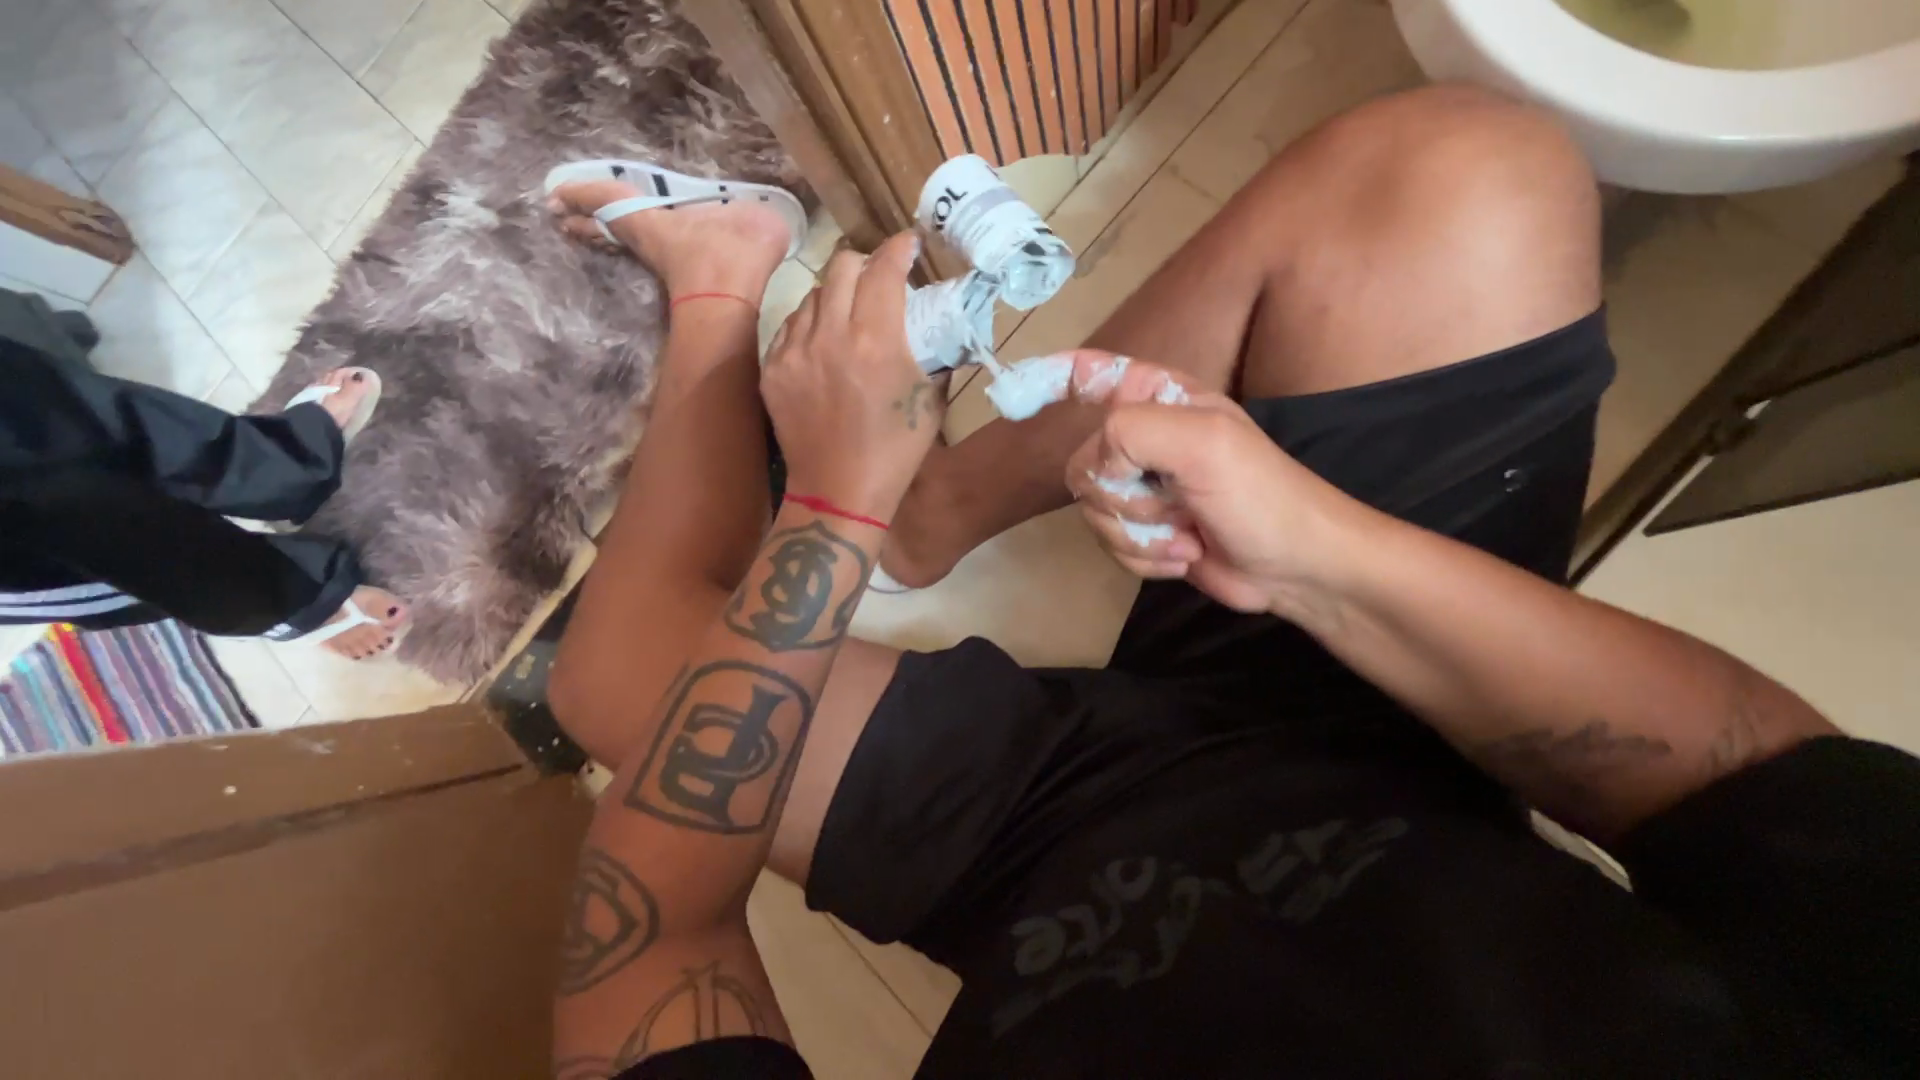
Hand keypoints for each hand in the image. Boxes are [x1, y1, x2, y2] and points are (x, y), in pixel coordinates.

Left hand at [763, 233, 942, 520]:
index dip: (899, 248)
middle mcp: (832, 334)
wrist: (839, 491)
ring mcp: (795, 350)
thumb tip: (942, 325)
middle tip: (879, 277)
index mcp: (877, 340)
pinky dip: (811, 324)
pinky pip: (791, 326)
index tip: (908, 244)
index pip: (884, 268)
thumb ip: (933, 353)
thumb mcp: (930, 400)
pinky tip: (824, 343)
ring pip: (814, 293)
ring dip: (837, 293)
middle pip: (843, 265)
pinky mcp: (772, 368)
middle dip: (866, 262)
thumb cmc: (896, 451)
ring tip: (850, 314)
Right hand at [1061, 354, 1364, 614]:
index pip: (1090, 373)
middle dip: (1121, 496)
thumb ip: (1130, 430)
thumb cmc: (1259, 493)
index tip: (1011, 393)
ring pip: (1092, 511)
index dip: (1048, 378)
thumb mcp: (1201, 441)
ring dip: (1139, 534)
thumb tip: (1098, 464)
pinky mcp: (1144, 532)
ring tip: (1187, 535)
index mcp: (1157, 399)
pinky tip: (1184, 554)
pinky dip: (1145, 558)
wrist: (1294, 567)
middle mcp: (1142, 438)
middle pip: (1081, 463)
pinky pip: (1109, 544)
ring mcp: (1142, 488)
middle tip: (1172, 500)